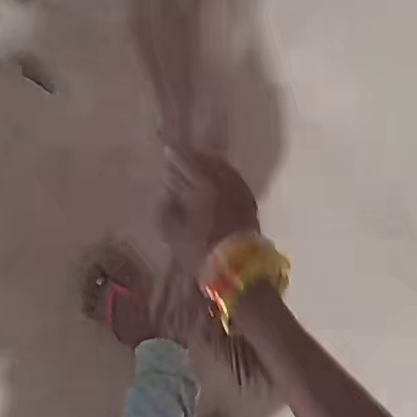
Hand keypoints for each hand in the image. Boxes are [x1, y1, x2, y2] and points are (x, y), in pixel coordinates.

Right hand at [160, 147, 260, 265]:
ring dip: (211, 165)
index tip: (166, 148)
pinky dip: (224, 176)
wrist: (238, 268)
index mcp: (204, 183)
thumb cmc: (201, 250)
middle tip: (182, 154)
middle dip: (194, 157)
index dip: (175, 154)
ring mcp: (241, 191)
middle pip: (208, 161)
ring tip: (199, 165)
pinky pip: (235, 180)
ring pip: (224, 169)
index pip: (187, 161)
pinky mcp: (250, 203)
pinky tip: (218, 180)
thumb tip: (168, 194)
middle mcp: (225, 181)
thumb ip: (167, 208)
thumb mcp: (173, 232)